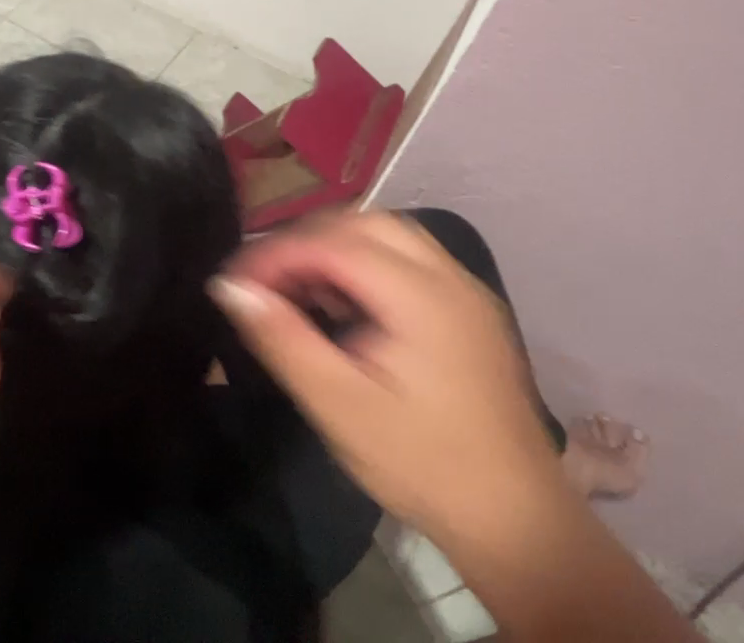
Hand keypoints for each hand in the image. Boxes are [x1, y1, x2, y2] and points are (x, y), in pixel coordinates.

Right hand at [212, 211, 565, 542]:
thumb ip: (282, 338)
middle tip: (265, 281)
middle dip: (305, 241)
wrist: (514, 520)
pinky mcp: (471, 314)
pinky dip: (366, 265)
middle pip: (365, 223)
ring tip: (299, 289)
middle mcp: (450, 279)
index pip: (332, 243)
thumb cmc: (420, 463)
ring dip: (336, 249)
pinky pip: (410, 261)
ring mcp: (467, 294)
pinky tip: (344, 306)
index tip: (234, 285)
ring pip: (390, 237)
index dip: (275, 254)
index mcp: (421, 297)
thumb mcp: (338, 405)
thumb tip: (229, 287)